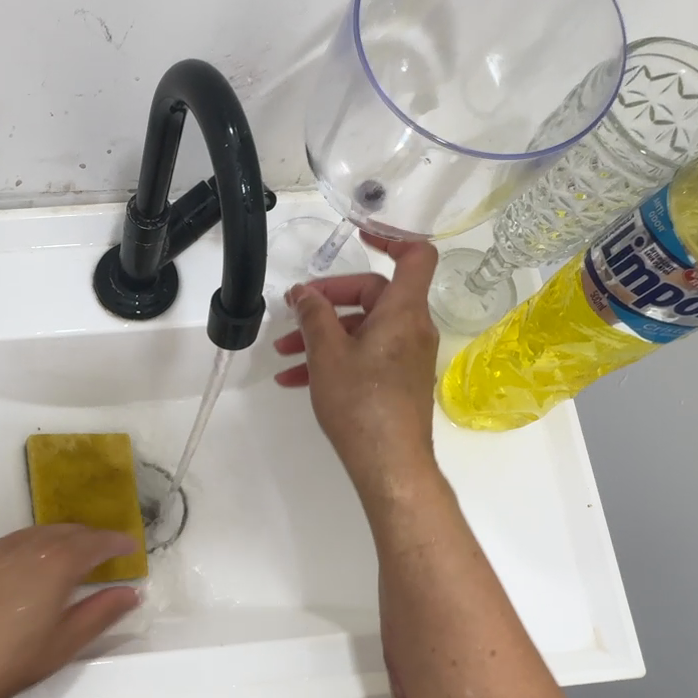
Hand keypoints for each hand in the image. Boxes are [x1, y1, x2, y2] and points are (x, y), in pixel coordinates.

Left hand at [0, 525, 140, 697]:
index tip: (131, 548)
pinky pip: (15, 542)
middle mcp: (27, 545)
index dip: (116, 543)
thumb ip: (100, 614)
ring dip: (62, 540)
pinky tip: (33, 569)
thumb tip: (129, 593)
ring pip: (39, 534)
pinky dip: (35, 546)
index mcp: (57, 562)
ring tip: (74, 560)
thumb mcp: (63, 644)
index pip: (96, 542)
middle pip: (68, 532)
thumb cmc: (6, 663)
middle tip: (107, 554)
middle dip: (91, 539)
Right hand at [273, 234, 441, 496]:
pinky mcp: (397, 383)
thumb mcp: (327, 355)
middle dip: (327, 303)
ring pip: (362, 331)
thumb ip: (313, 317)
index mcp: (403, 312)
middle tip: (293, 314)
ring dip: (322, 337)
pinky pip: (364, 357)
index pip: (413, 256)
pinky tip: (296, 379)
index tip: (359, 234)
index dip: (389, 238)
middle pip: (372, 296)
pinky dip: (334, 360)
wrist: (388, 463)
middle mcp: (411, 329)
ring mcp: (405, 357)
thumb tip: (303, 294)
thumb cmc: (360, 403)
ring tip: (283, 354)